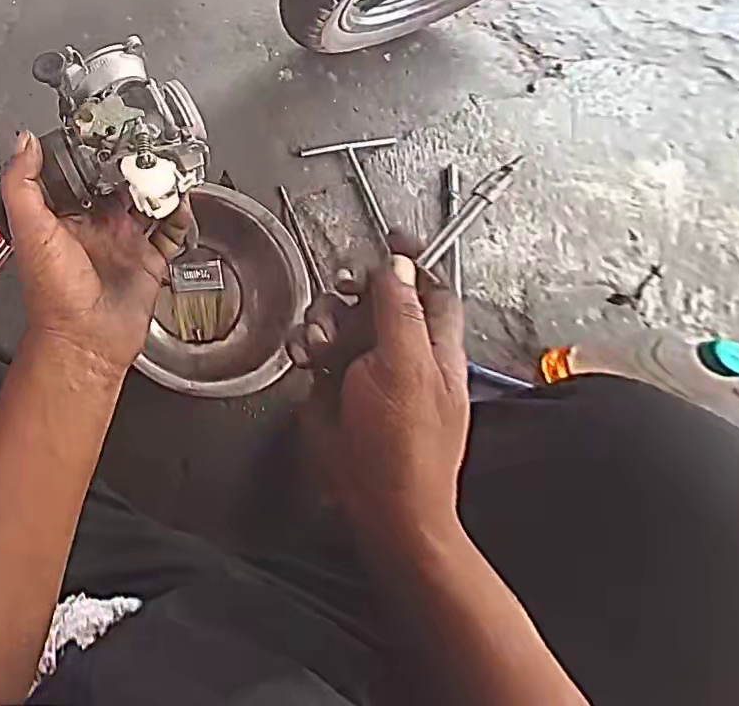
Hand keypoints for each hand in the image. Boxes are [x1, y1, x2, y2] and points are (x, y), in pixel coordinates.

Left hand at [1, 130, 194, 374]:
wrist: (84, 342)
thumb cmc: (53, 293)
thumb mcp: (29, 231)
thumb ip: (22, 185)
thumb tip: (24, 142)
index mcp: (67, 215)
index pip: (83, 172)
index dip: (95, 151)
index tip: (109, 128)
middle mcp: (98, 224)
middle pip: (122, 182)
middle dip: (135, 163)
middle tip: (149, 142)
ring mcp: (126, 240)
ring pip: (149, 201)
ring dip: (161, 184)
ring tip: (170, 166)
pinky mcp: (150, 259)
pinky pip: (170, 230)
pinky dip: (180, 215)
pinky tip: (182, 203)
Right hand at [294, 234, 468, 554]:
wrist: (376, 500)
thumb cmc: (406, 445)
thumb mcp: (406, 368)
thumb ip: (400, 311)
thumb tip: (399, 264)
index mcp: (433, 344)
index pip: (428, 286)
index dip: (413, 260)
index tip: (392, 237)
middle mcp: (400, 348)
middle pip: (376, 295)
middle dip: (355, 288)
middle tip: (344, 287)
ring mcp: (365, 364)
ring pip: (340, 315)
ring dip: (325, 318)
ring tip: (322, 341)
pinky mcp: (333, 379)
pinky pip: (315, 343)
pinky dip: (306, 342)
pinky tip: (306, 356)